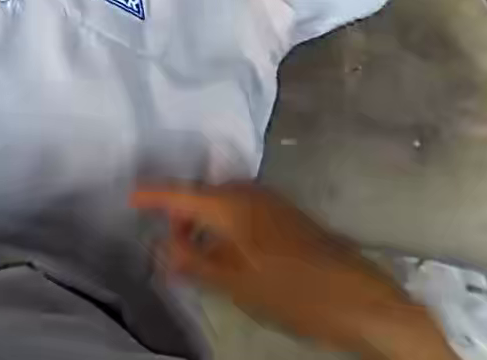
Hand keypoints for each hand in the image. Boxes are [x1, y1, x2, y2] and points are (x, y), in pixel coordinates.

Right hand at [131, 183, 456, 359]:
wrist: (357, 295)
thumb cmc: (292, 290)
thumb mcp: (236, 284)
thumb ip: (196, 262)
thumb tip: (163, 248)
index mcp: (230, 203)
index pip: (181, 193)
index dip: (154, 195)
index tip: (130, 196)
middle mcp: (246, 190)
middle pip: (201, 194)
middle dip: (180, 215)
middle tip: (168, 248)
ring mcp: (266, 199)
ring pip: (221, 202)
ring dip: (203, 222)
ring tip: (194, 256)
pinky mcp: (281, 212)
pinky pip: (239, 209)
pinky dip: (223, 226)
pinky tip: (225, 254)